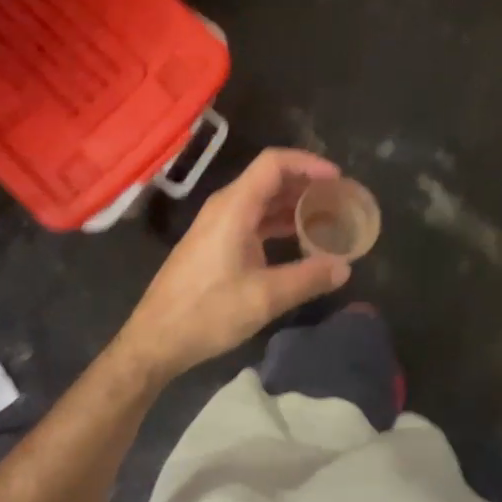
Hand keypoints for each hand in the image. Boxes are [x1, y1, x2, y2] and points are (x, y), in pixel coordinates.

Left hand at [114, 148, 352, 380]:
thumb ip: (308, 278)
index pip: (274, 163)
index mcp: (234, 207)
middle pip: (269, 177)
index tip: (338, 178)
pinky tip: (299, 238)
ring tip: (327, 216)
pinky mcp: (215, 241)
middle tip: (340, 198)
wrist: (156, 338)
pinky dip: (278, 221)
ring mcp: (218, 224)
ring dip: (293, 203)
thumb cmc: (208, 312)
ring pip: (261, 199)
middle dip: (306, 183)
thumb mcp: (265, 298)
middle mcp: (225, 206)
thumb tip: (344, 267)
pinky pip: (252, 218)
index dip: (308, 163)